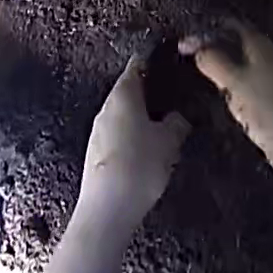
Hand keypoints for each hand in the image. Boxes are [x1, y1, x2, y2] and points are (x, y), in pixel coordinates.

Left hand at [78, 55, 191, 225]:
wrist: (106, 211)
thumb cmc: (140, 164)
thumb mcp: (169, 141)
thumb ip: (177, 122)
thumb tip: (177, 116)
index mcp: (123, 94)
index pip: (137, 64)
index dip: (153, 61)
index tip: (170, 62)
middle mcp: (106, 106)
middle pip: (129, 89)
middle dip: (149, 92)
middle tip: (174, 97)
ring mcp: (98, 130)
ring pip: (123, 113)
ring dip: (140, 116)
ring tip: (165, 126)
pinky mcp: (96, 153)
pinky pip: (118, 133)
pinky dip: (132, 135)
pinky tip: (146, 150)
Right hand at [181, 21, 272, 180]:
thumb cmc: (268, 108)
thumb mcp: (235, 82)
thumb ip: (214, 61)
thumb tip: (198, 47)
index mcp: (258, 44)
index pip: (229, 23)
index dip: (206, 26)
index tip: (184, 38)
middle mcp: (265, 54)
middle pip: (234, 39)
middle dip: (210, 41)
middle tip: (184, 50)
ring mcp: (269, 75)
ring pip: (238, 59)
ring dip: (218, 60)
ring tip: (196, 65)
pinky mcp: (269, 96)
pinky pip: (244, 79)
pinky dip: (228, 79)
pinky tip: (219, 89)